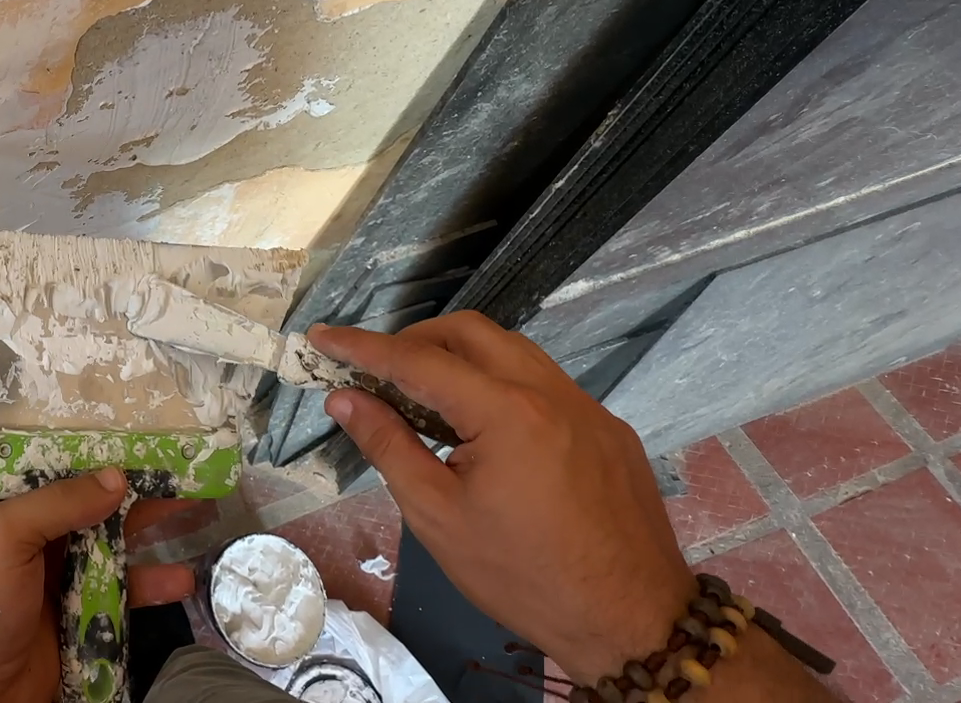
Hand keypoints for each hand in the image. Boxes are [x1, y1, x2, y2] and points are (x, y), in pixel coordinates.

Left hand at [0, 469, 196, 702]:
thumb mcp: (2, 537)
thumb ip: (59, 503)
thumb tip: (117, 476)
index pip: (49, 463)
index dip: (91, 449)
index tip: (135, 435)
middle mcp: (27, 532)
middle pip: (87, 499)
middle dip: (131, 485)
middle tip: (180, 469)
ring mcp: (53, 574)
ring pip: (109, 540)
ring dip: (149, 528)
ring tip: (195, 510)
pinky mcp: (76, 614)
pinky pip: (119, 589)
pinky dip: (150, 583)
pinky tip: (181, 580)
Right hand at [312, 313, 697, 683]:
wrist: (639, 629)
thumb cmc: (523, 576)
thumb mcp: (436, 515)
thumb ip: (387, 444)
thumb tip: (343, 398)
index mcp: (505, 412)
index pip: (416, 360)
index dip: (361, 346)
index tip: (321, 336)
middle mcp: (549, 391)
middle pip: (467, 331)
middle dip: (413, 339)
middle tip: (378, 371)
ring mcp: (586, 406)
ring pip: (508, 347)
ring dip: (456, 354)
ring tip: (425, 394)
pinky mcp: (606, 428)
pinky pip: (539, 378)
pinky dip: (495, 380)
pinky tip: (482, 426)